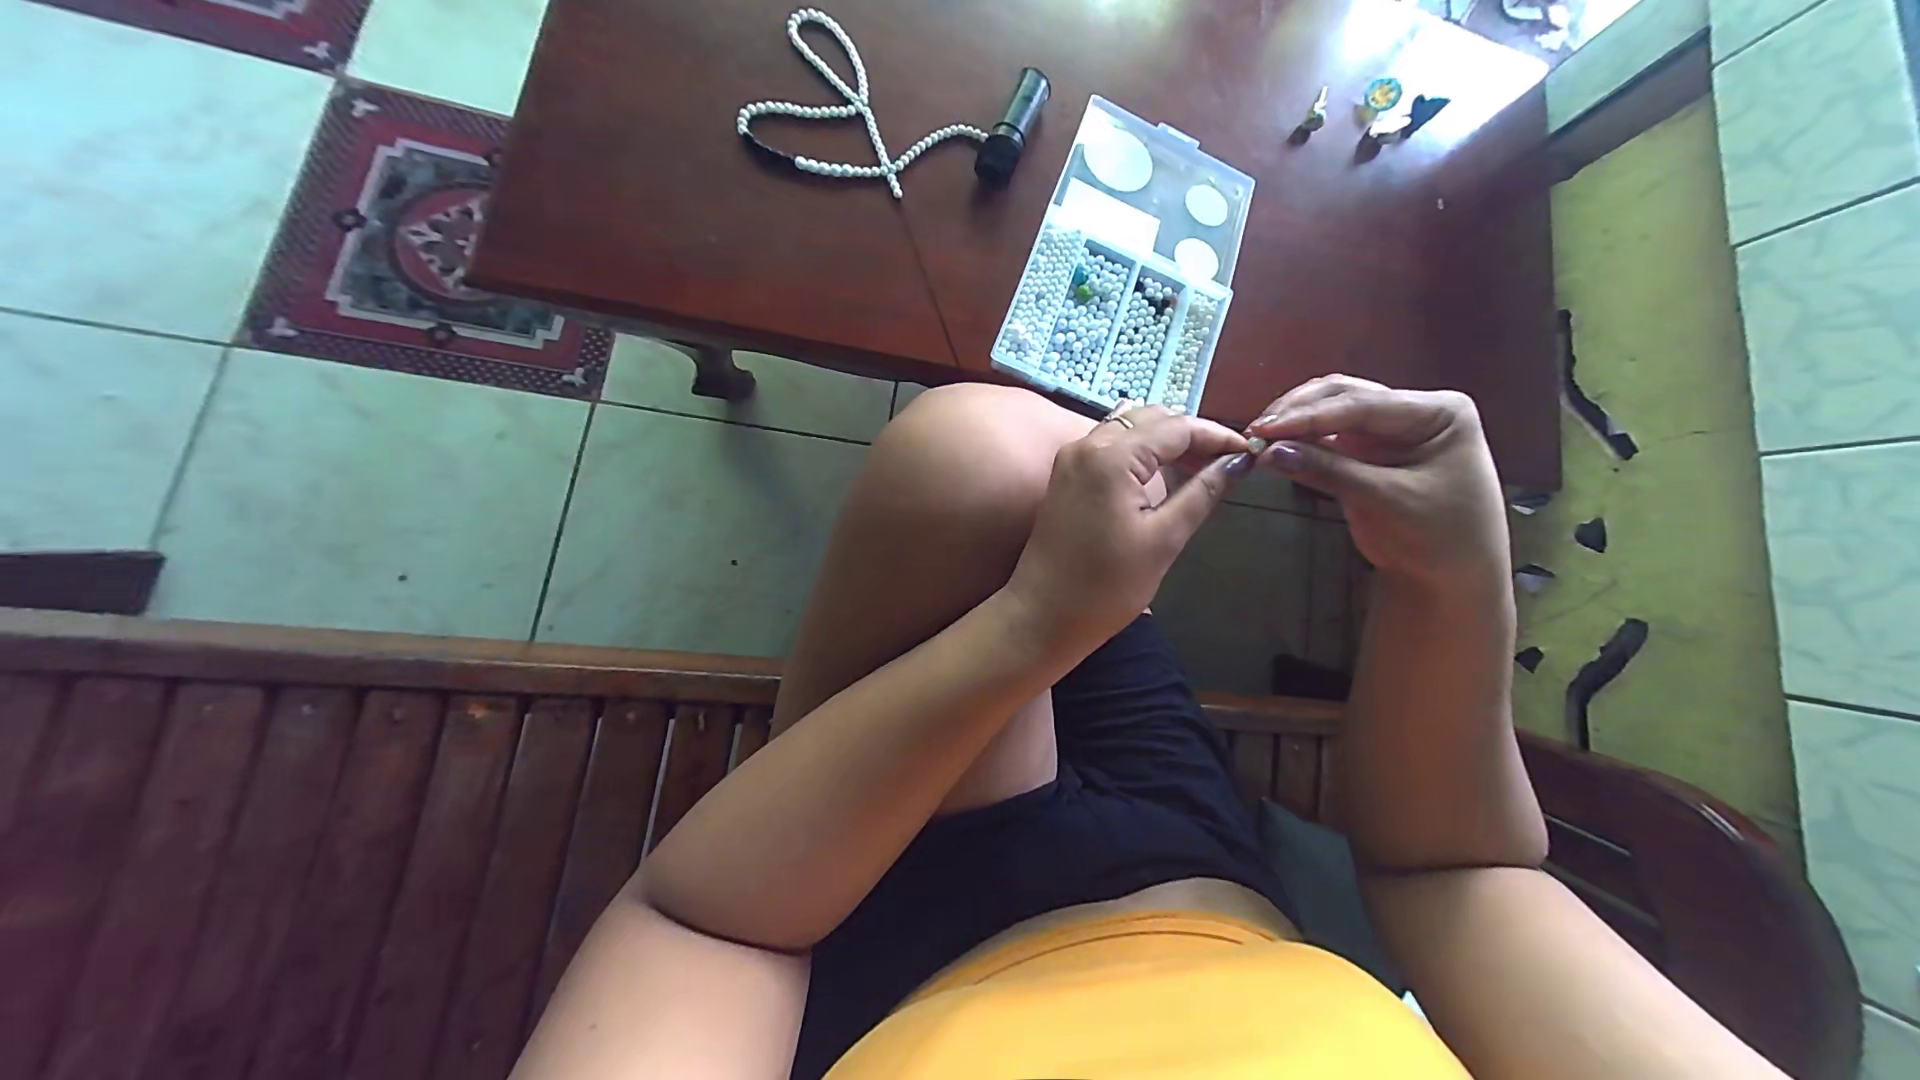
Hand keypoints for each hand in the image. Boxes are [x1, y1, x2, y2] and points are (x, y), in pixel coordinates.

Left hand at [1005, 406, 1246, 650]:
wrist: (1043, 615)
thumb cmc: (1105, 586)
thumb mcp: (1163, 539)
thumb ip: (1202, 493)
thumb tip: (1237, 462)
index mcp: (1110, 457)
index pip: (1176, 427)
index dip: (1216, 435)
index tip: (1248, 450)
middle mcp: (1086, 445)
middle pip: (1150, 418)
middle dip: (1191, 433)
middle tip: (1225, 461)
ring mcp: (1070, 458)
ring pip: (1128, 427)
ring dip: (1164, 439)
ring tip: (1200, 465)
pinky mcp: (1064, 475)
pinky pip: (1109, 445)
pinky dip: (1139, 450)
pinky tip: (1162, 472)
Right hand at [1247, 376, 1507, 589]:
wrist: (1451, 576)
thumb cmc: (1438, 537)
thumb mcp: (1385, 501)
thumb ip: (1328, 471)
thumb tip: (1270, 452)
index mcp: (1435, 411)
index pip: (1361, 404)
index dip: (1308, 416)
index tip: (1264, 429)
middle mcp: (1410, 410)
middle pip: (1343, 396)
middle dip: (1297, 411)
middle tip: (1256, 433)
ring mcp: (1387, 429)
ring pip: (1330, 410)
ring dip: (1294, 421)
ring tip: (1259, 438)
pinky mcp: (1366, 450)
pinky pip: (1326, 436)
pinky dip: (1300, 439)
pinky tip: (1275, 447)